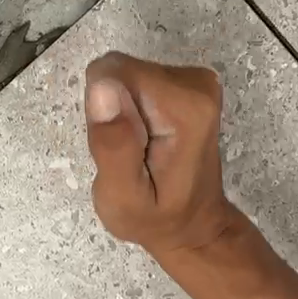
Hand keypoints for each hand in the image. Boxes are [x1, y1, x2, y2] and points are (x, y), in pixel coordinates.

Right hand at [84, 52, 237, 254]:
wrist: (192, 226)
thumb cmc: (155, 218)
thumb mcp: (123, 198)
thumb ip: (112, 145)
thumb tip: (101, 87)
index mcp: (185, 107)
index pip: (111, 75)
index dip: (103, 112)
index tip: (117, 146)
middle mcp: (196, 83)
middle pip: (119, 72)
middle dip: (110, 112)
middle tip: (125, 153)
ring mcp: (195, 80)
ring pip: (124, 76)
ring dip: (119, 114)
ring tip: (135, 150)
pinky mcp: (187, 82)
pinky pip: (134, 81)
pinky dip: (130, 111)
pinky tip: (143, 140)